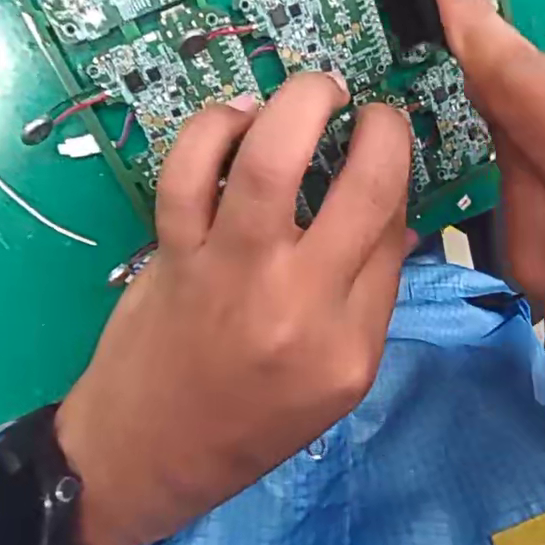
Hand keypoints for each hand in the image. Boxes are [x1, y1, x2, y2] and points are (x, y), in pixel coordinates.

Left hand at [55, 74, 413, 544]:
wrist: (149, 453)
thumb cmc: (249, 424)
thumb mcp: (334, 381)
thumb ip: (370, 293)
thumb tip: (391, 211)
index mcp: (349, 342)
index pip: (395, 228)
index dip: (395, 165)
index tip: (383, 139)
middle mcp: (297, 301)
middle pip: (359, 186)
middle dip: (374, 123)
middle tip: (359, 102)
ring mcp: (227, 272)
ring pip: (265, 161)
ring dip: (294, 104)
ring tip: (308, 91)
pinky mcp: (172, 254)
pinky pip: (188, 173)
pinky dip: (212, 128)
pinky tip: (232, 119)